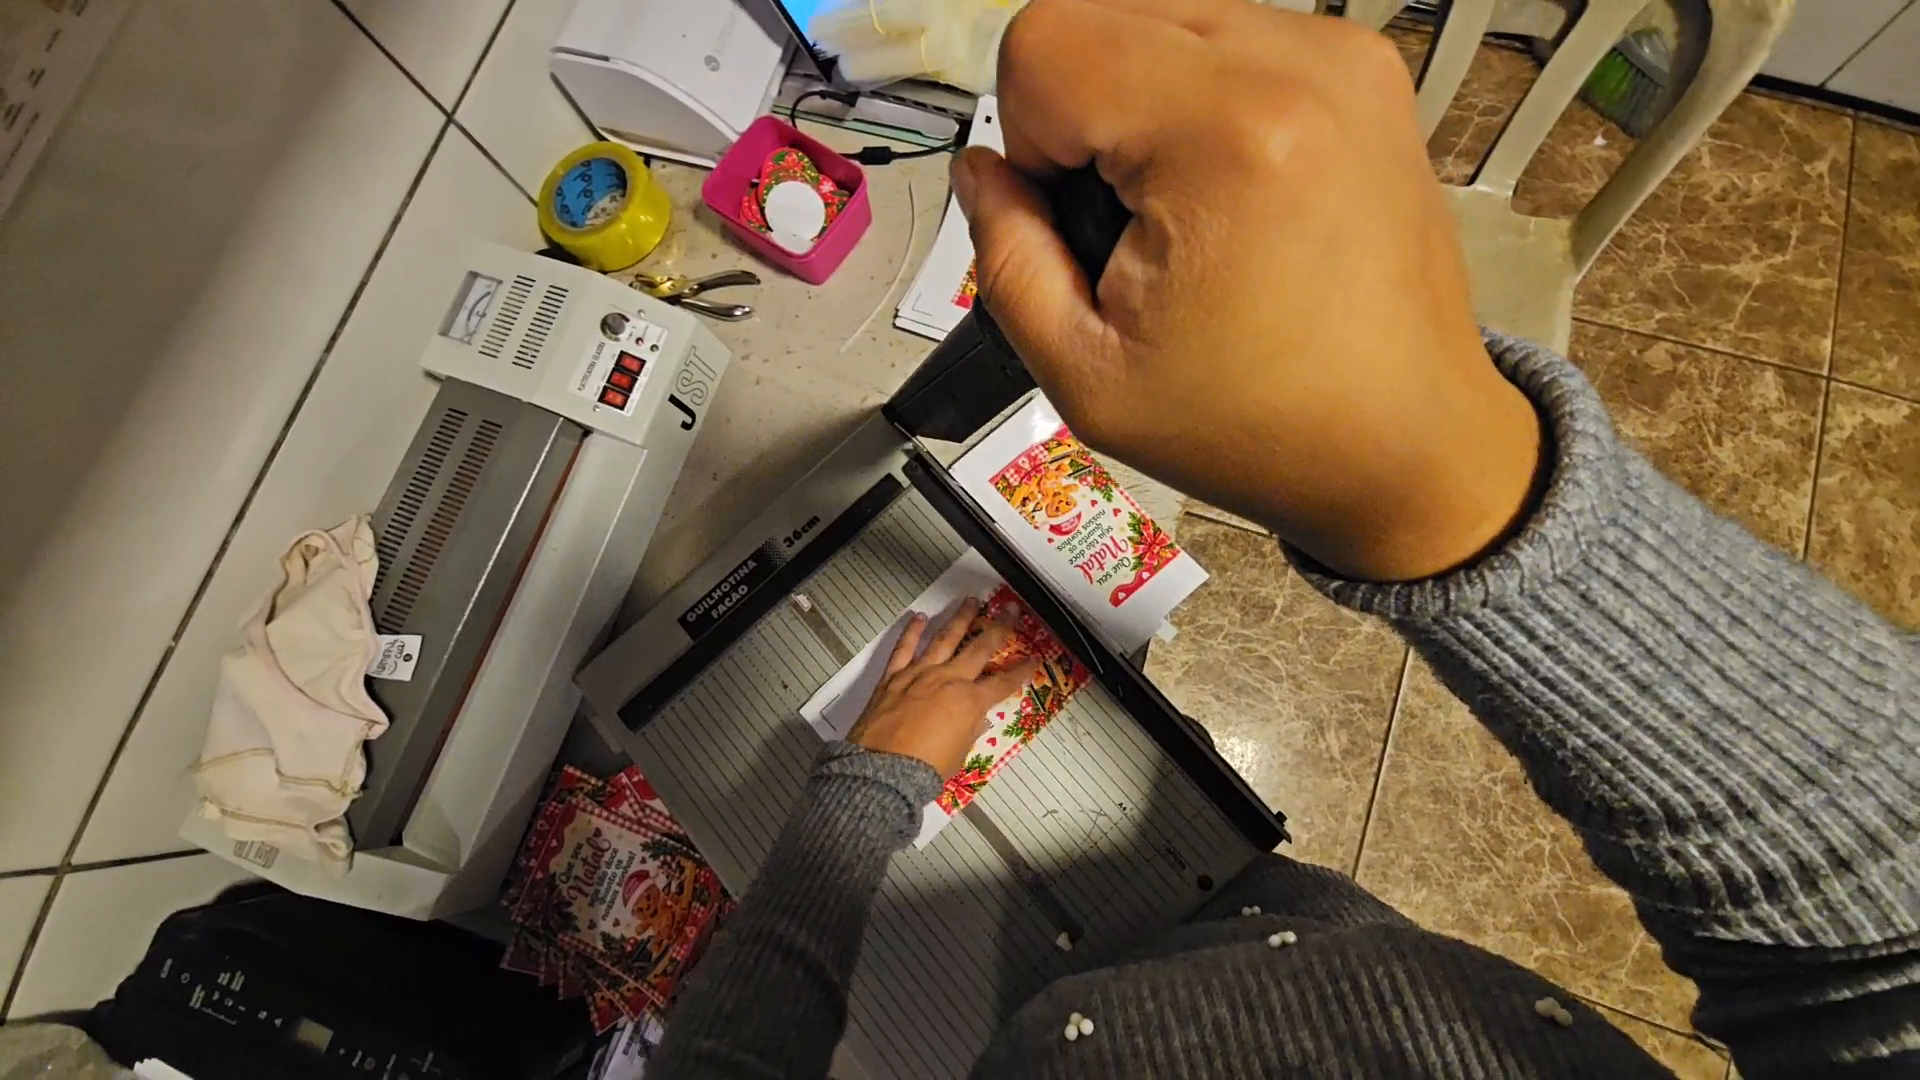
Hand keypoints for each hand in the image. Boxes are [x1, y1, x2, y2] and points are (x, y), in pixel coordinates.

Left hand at [848, 599, 1037, 776]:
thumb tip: (976, 719)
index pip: (1003, 683)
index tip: (1034, 659)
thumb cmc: (927, 769)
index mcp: (970, 701)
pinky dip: (912, 631)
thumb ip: (969, 731)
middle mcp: (949, 679)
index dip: (1021, 671)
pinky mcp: (893, 676)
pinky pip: (904, 648)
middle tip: (1009, 609)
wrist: (884, 770)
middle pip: (978, 649)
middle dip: (998, 628)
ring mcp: (920, 673)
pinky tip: (919, 617)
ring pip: (944, 638)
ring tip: (970, 601)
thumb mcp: (959, 754)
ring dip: (959, 619)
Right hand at [954, 0, 1542, 581]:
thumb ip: (1006, 263)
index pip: (1045, 43)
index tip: (1068, 226)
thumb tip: (983, 177)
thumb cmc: (1253, 429)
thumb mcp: (1086, 378)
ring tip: (1172, 222)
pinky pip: (1223, 46)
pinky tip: (1215, 200)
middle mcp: (1297, 61)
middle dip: (1076, 123)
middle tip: (1118, 230)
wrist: (1397, 445)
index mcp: (1223, 136)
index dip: (1026, 142)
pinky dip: (1187, 110)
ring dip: (1130, 114)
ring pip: (1157, 23)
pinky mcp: (1362, 73)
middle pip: (1098, 16)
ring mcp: (1343, 55)